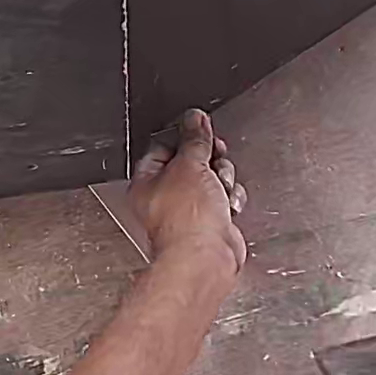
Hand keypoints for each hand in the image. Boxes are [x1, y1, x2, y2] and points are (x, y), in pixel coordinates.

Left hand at [130, 109, 246, 274]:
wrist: (206, 255)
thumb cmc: (186, 219)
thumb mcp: (189, 165)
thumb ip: (194, 138)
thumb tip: (193, 119)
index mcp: (146, 182)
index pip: (162, 148)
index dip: (184, 137)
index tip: (200, 130)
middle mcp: (163, 197)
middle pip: (190, 161)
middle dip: (208, 159)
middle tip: (213, 160)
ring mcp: (186, 210)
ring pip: (211, 178)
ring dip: (221, 179)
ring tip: (218, 188)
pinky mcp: (208, 221)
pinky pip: (223, 197)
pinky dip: (229, 199)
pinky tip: (227, 205)